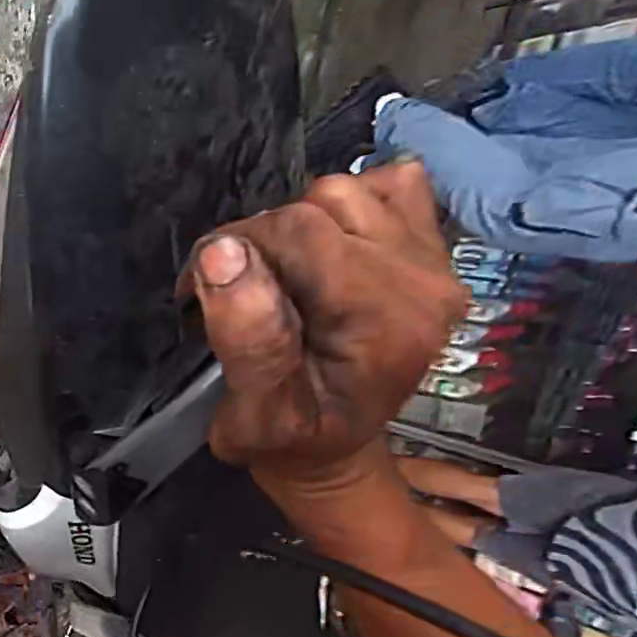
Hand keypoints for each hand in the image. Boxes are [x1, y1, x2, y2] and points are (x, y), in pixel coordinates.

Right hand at [178, 163, 468, 496]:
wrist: (330, 449)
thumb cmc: (286, 441)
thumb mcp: (253, 416)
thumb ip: (246, 341)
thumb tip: (222, 253)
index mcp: (386, 321)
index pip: (297, 233)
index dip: (236, 251)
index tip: (204, 295)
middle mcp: (424, 280)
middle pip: (320, 206)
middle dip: (258, 241)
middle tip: (235, 294)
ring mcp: (432, 260)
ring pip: (343, 192)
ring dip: (293, 228)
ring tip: (276, 280)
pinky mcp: (427, 249)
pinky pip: (386, 187)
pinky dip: (342, 210)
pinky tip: (324, 255)